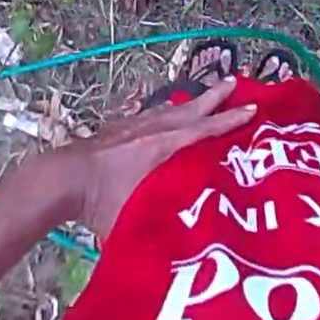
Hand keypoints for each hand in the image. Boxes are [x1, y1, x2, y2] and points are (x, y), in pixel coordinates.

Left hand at [25, 77, 254, 237]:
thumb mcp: (139, 216)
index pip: (205, 130)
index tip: (253, 108)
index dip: (230, 121)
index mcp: (166, 146)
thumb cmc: (103, 200)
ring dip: (195, 100)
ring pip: (175, 107)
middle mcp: (157, 128)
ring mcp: (139, 124)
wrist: (66, 176)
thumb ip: (167, 220)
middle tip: (236, 80)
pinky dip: (171, 108)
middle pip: (193, 108)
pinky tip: (170, 110)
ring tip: (210, 92)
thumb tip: (195, 238)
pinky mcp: (125, 126)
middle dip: (216, 96)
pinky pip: (157, 111)